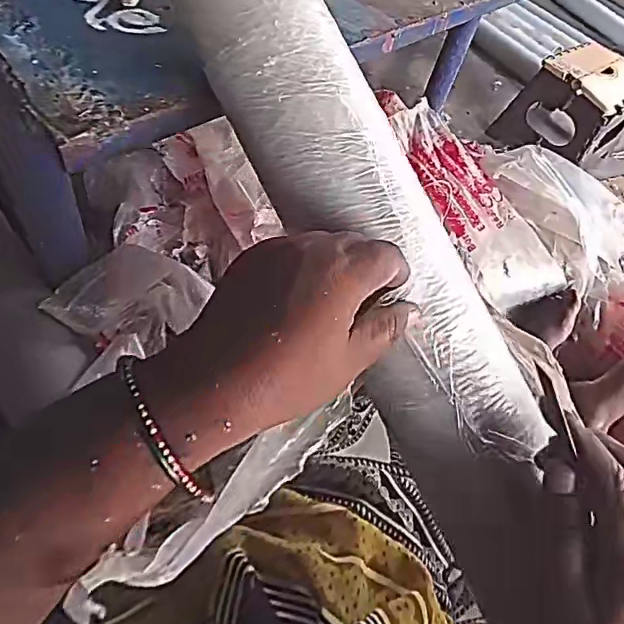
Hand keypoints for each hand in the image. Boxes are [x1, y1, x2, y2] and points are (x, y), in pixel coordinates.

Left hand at [143, 232, 417, 436]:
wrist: (215, 377)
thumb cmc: (284, 377)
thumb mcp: (348, 361)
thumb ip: (384, 329)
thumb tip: (408, 311)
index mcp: (343, 269)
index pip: (387, 254)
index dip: (394, 278)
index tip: (389, 300)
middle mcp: (311, 247)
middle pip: (354, 245)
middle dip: (364, 272)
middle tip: (358, 310)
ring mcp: (279, 247)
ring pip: (321, 246)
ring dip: (331, 269)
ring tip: (322, 310)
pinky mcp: (254, 255)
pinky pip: (291, 252)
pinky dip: (300, 269)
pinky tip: (291, 304)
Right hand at [537, 411, 623, 623]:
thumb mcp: (560, 589)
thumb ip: (562, 527)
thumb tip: (561, 469)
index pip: (619, 484)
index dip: (590, 445)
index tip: (560, 421)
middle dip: (602, 445)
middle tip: (561, 430)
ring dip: (601, 462)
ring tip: (560, 453)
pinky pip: (623, 509)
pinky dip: (599, 484)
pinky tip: (572, 485)